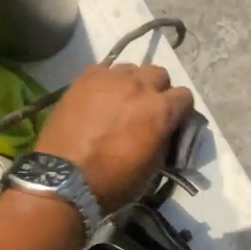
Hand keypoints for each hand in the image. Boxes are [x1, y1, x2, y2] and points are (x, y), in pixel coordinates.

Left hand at [35, 62, 193, 213]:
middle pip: (159, 74)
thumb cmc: (114, 180)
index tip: (172, 122)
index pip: (185, 96)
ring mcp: (110, 78)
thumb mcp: (154, 167)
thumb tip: (165, 131)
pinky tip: (99, 100)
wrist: (65, 178)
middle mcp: (140, 86)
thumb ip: (165, 140)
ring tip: (121, 102)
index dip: (180, 110)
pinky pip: (104, 71)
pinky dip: (107, 83)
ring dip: (132, 83)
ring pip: (131, 69)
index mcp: (161, 110)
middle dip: (157, 90)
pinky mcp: (85, 78)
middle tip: (146, 110)